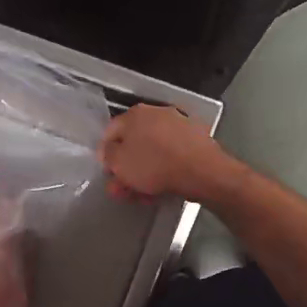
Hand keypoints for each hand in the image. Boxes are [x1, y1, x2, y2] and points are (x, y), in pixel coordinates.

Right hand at [98, 104, 238, 201]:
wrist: (201, 170)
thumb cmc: (154, 165)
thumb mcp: (119, 164)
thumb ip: (109, 156)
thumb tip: (109, 152)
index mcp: (134, 114)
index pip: (110, 132)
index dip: (105, 154)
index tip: (108, 172)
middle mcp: (156, 113)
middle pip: (134, 142)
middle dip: (127, 167)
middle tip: (124, 188)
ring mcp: (178, 124)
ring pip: (153, 150)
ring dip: (144, 171)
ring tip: (143, 193)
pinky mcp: (194, 138)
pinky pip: (171, 154)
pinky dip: (163, 168)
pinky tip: (162, 186)